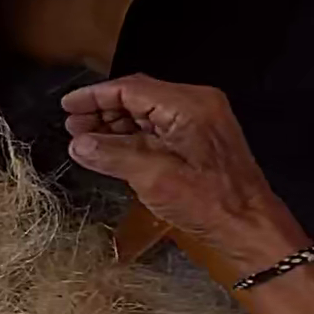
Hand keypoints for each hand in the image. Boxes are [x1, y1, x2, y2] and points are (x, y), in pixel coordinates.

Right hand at [62, 74, 312, 274]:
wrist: (246, 224)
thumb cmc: (206, 201)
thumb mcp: (153, 177)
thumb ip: (113, 155)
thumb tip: (78, 144)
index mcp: (188, 106)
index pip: (132, 89)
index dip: (95, 95)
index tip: (67, 105)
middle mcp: (194, 106)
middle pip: (137, 97)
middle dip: (100, 109)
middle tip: (70, 125)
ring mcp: (195, 123)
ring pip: (144, 113)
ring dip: (111, 123)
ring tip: (83, 138)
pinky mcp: (194, 141)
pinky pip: (154, 129)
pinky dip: (127, 136)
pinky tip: (107, 149)